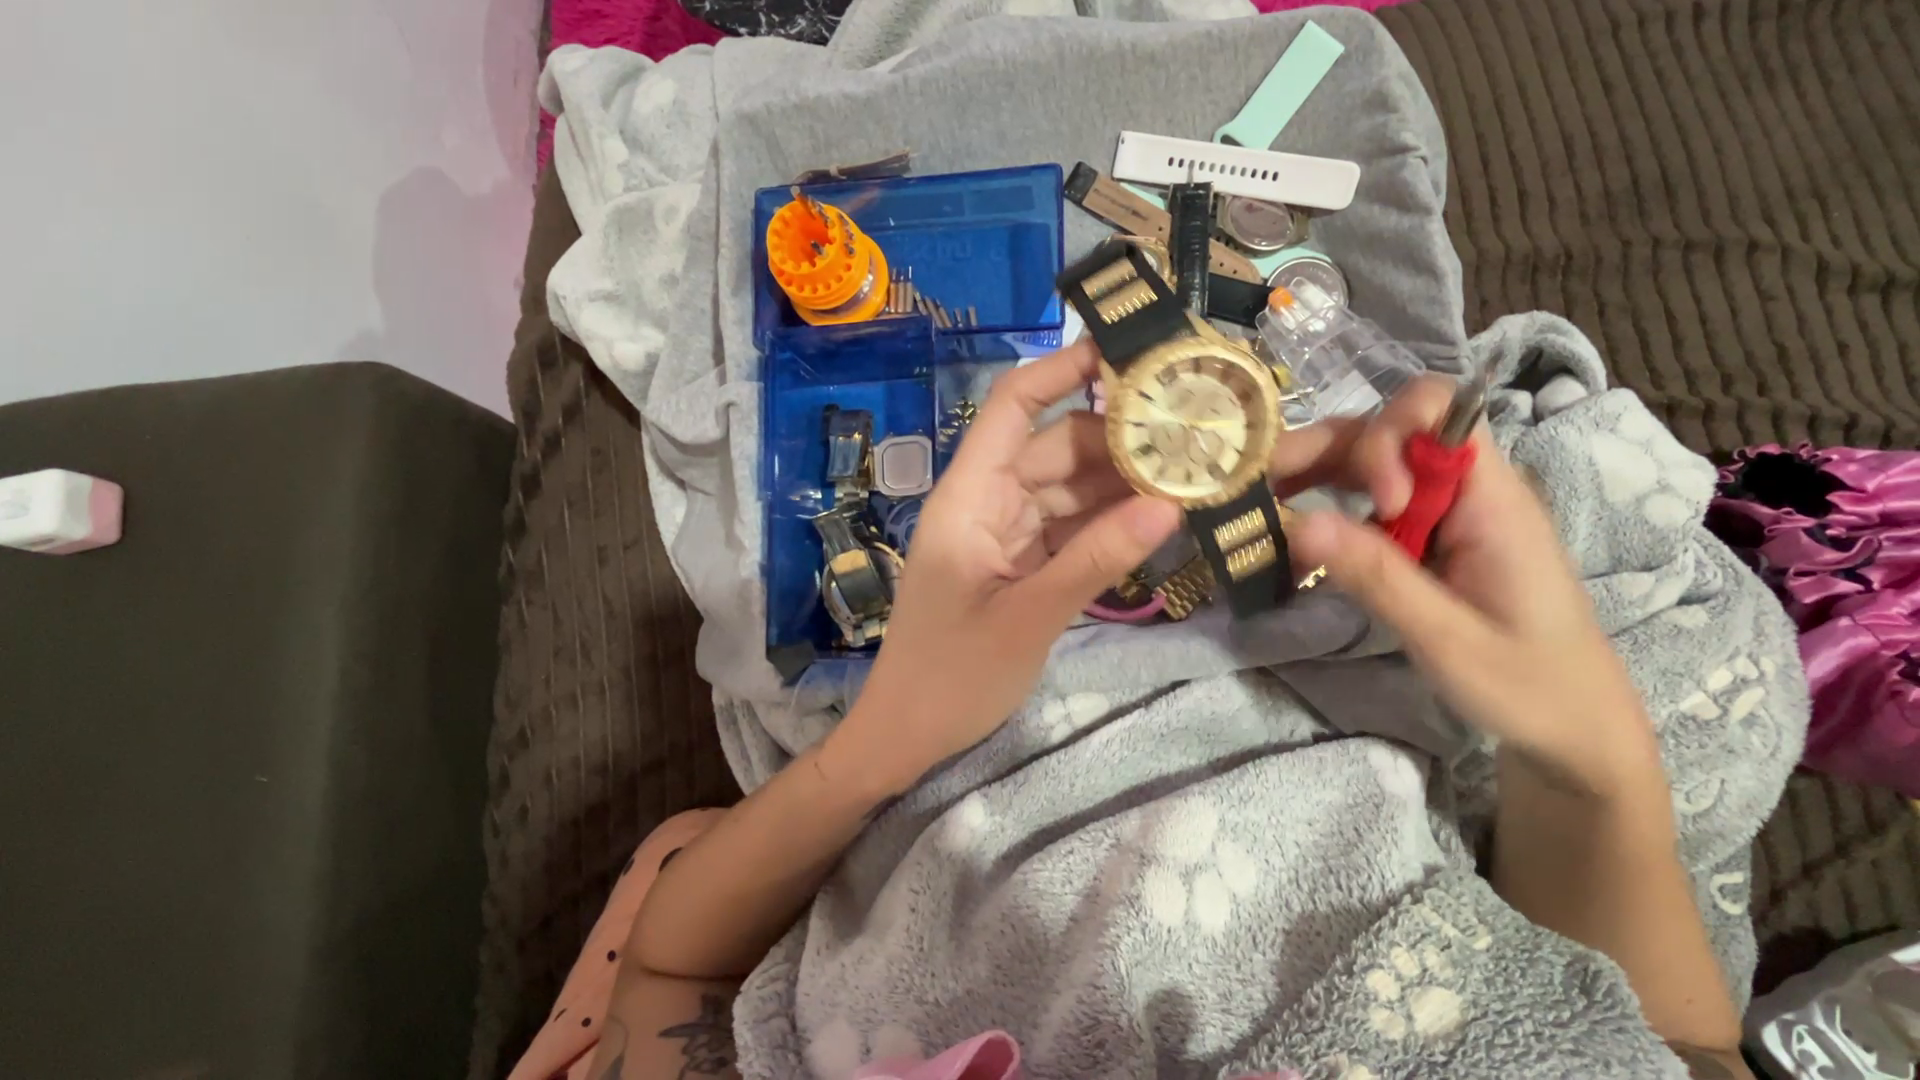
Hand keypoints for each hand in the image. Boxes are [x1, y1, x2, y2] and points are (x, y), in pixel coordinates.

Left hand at [831, 342, 1181, 793]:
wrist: (907, 735)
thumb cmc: (952, 676)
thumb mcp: (1029, 617)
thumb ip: (1097, 558)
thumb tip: (1169, 503)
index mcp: (969, 496)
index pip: (1012, 406)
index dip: (1062, 369)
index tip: (1130, 351)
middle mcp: (987, 502)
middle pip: (1056, 447)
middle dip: (1120, 437)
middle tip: (1200, 429)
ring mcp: (1004, 534)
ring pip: (1069, 489)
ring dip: (1123, 483)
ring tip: (1197, 470)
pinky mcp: (1019, 566)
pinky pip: (1069, 528)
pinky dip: (1108, 525)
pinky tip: (1160, 519)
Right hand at [1277, 376, 1662, 793]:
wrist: (1574, 726)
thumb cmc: (1528, 685)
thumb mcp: (1448, 639)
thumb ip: (1377, 577)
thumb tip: (1299, 523)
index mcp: (1492, 499)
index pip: (1439, 412)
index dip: (1392, 439)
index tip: (1379, 504)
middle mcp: (1465, 491)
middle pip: (1391, 431)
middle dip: (1326, 447)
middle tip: (1267, 483)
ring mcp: (1444, 514)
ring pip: (1372, 464)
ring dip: (1316, 473)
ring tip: (1262, 499)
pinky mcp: (1427, 539)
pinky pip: (1370, 506)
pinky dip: (1327, 511)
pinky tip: (1292, 538)